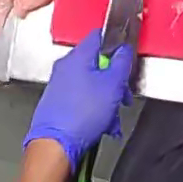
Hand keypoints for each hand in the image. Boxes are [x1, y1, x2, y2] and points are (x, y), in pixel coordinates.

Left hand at [24, 29, 134, 164]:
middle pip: (97, 63)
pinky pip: (82, 99)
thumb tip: (124, 49)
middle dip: (114, 80)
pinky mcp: (57, 102)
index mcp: (77, 57)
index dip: (116, 43)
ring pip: (91, 84)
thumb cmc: (82, 114)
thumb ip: (121, 63)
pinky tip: (102, 124)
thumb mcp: (113, 85)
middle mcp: (65, 67)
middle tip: (123, 95)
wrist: (55, 144)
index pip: (98, 36)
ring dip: (106, 99)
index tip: (127, 56)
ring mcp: (59, 85)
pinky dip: (94, 108)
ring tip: (112, 118)